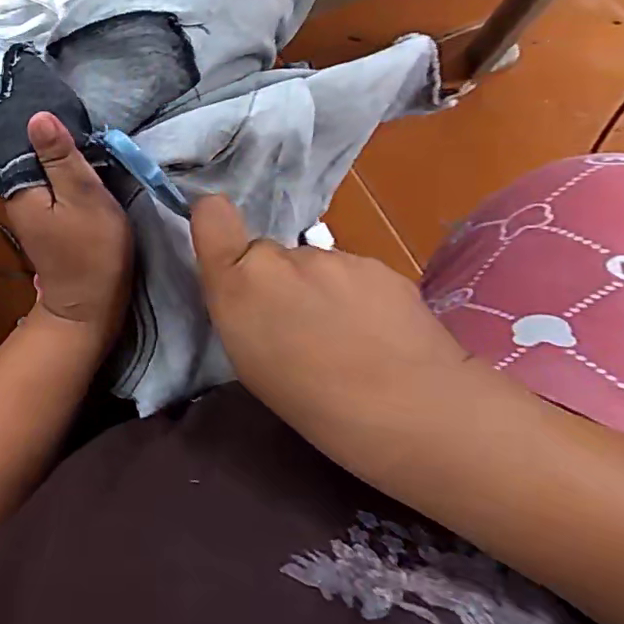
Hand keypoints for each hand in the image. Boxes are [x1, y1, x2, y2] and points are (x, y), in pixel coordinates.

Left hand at [4, 112, 133, 334]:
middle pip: (31, 156)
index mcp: (19, 190)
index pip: (21, 142)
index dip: (43, 124)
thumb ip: (60, 158)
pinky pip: (52, 187)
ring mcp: (31, 213)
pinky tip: (83, 168)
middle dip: (53, 140)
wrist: (92, 307)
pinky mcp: (47, 223)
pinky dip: (65, 176)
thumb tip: (36, 116)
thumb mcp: (83, 197)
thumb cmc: (91, 251)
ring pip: (43, 171)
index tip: (67, 106)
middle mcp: (17, 199)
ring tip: (86, 139)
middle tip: (83, 121)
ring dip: (61, 157)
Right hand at [189, 193, 466, 411]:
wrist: (410, 408)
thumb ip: (245, 309)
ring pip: (314, 266)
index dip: (215, 222)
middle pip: (269, 256)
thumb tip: (258, 289)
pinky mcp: (376, 263)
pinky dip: (357, 296)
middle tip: (301, 328)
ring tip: (346, 339)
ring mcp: (333, 257)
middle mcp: (280, 259)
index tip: (225, 246)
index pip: (212, 216)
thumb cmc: (314, 405)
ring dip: (320, 290)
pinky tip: (377, 333)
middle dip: (278, 282)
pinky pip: (353, 274)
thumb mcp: (252, 363)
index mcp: (239, 286)